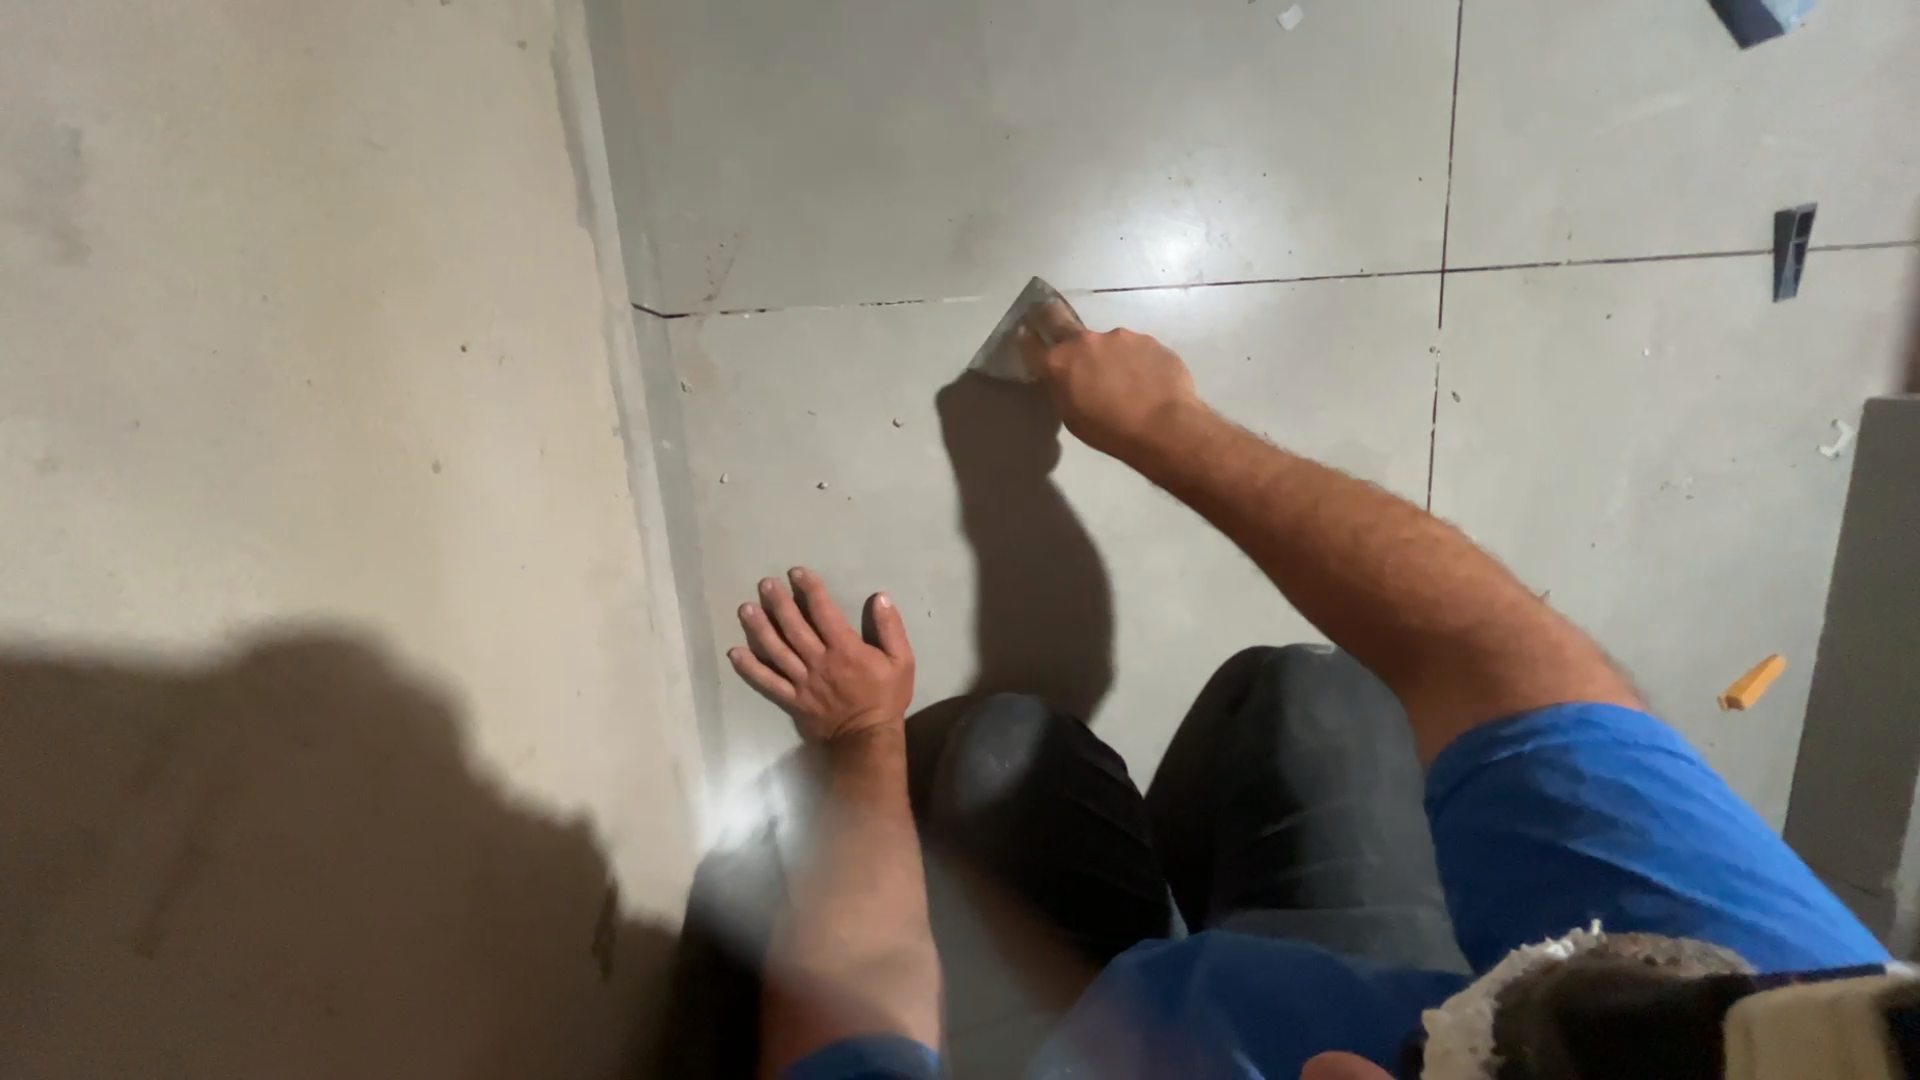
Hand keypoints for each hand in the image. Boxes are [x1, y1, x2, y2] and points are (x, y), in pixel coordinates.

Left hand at [728, 567, 914, 742]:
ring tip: (745, 608)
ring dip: (759, 628)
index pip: (824, 612)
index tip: (796, 573)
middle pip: (794, 627)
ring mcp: (802, 682)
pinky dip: (749, 669)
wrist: (868, 738)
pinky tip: (735, 653)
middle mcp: (819, 662)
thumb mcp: (902, 661)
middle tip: (764, 583)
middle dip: (778, 602)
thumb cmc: (886, 697)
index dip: (810, 590)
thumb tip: (881, 597)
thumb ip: (891, 628)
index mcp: (845, 649)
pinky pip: (767, 682)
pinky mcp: (792, 700)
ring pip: (776, 650)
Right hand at [1016, 301, 1202, 459]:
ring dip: (1109, 356)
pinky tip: (1146, 382)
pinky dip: (1136, 362)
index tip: (1026, 332)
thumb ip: (1063, 387)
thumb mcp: (1072, 416)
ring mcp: (1121, 337)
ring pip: (1107, 342)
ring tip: (1125, 381)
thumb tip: (1065, 375)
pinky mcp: (1149, 340)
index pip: (1032, 342)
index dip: (1026, 337)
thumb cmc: (1110, 430)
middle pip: (1060, 319)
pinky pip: (1136, 350)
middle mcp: (1086, 341)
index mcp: (1061, 362)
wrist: (1164, 426)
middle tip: (1051, 317)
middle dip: (1051, 316)